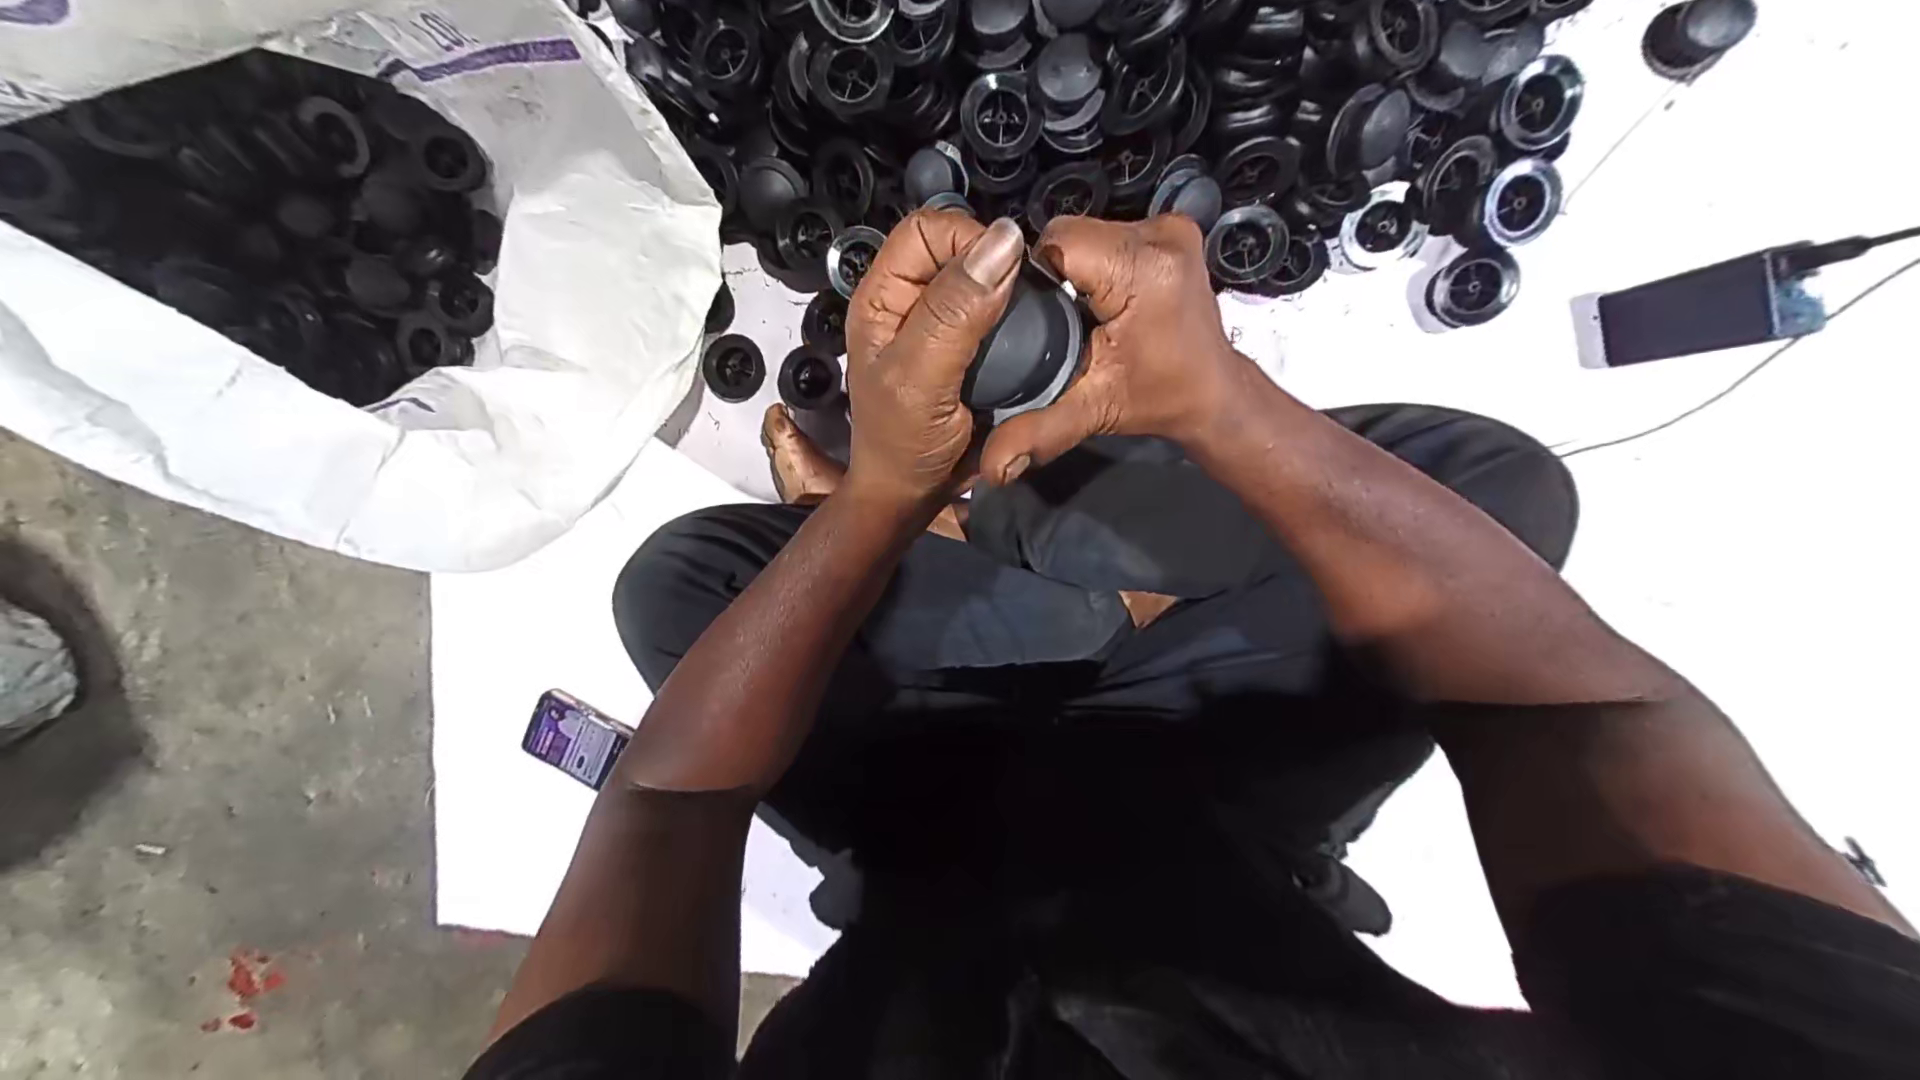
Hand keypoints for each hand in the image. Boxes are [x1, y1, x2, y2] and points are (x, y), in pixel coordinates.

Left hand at [843, 210, 1025, 509]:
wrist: (915, 493)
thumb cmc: (903, 443)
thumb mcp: (920, 378)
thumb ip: (954, 314)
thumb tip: (1004, 243)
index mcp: (883, 298)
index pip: (927, 231)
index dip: (967, 239)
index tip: (1005, 274)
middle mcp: (911, 303)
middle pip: (959, 250)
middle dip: (995, 266)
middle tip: (1022, 300)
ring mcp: (942, 327)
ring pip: (983, 282)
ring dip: (1010, 293)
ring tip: (1030, 317)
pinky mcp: (970, 349)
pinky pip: (999, 316)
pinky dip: (1018, 319)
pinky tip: (1029, 335)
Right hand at [978, 215, 1254, 484]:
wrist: (1213, 392)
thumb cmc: (1160, 398)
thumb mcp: (1093, 413)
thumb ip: (1038, 431)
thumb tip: (991, 469)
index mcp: (1142, 271)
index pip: (1057, 242)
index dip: (1034, 277)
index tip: (1038, 318)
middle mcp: (1160, 236)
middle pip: (1070, 233)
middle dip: (1054, 275)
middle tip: (1059, 322)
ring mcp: (1170, 227)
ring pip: (1087, 231)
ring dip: (1074, 268)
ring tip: (1078, 312)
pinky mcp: (1172, 229)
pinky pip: (1109, 234)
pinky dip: (1095, 264)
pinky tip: (1099, 298)